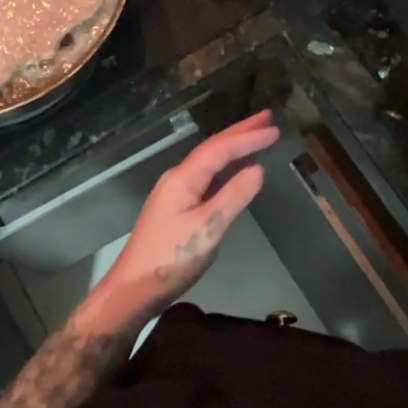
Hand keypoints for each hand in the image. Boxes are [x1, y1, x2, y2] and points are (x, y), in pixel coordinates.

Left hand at [95, 111, 281, 309]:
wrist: (133, 288)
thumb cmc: (170, 259)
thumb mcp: (207, 229)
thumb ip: (233, 197)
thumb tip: (257, 169)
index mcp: (182, 179)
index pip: (219, 149)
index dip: (247, 138)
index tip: (274, 128)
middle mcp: (177, 179)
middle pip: (212, 150)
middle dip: (240, 133)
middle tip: (267, 118)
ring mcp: (175, 195)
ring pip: (209, 164)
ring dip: (233, 149)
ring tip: (256, 137)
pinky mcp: (177, 211)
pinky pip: (206, 180)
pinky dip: (225, 171)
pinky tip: (235, 173)